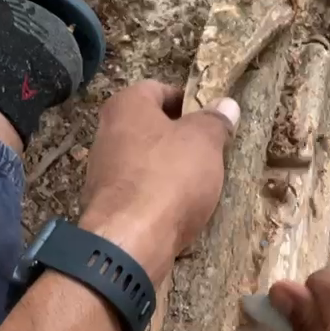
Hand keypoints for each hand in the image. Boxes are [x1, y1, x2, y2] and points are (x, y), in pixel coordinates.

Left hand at [79, 81, 239, 282]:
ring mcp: (102, 173)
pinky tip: (179, 212)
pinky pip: (141, 194)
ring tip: (199, 187)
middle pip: (151, 128)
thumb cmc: (169, 177)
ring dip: (171, 172)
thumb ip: (215, 121)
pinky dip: (159, 199)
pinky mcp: (108, 207)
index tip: (211, 121)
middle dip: (181, 140)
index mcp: (126, 105)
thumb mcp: (204, 142)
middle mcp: (107, 133)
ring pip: (146, 163)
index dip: (189, 102)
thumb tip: (227, 105)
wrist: (130, 241)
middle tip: (210, 154)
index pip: (159, 89)